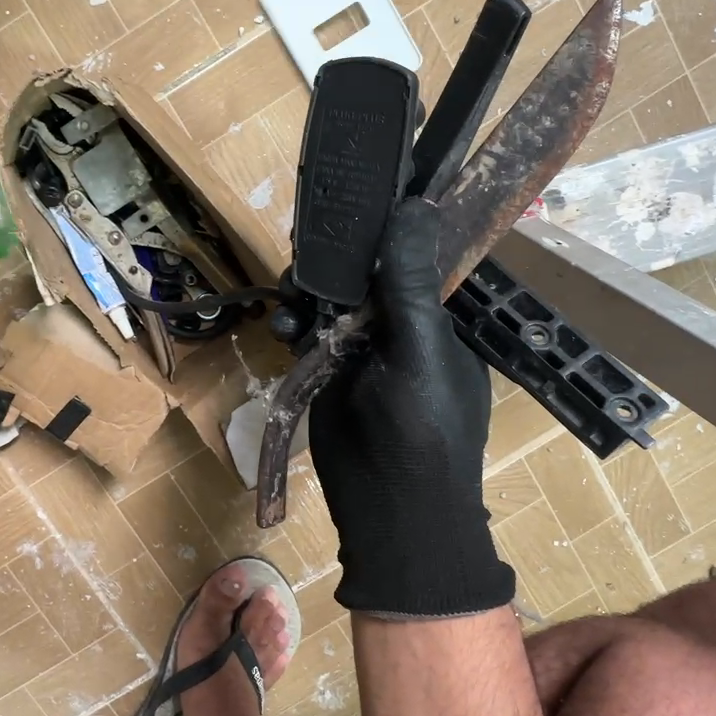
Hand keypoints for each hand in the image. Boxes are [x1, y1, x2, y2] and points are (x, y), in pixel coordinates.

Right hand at [309, 199, 513, 617]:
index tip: (346, 207)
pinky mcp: (326, 371)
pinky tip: (283, 329)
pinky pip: (306, 333)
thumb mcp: (420, 350)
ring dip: (304, 294)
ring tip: (289, 300)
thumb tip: (415, 206)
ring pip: (326, 301)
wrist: (391, 509)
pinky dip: (292, 324)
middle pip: (359, 276)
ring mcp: (358, 350)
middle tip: (302, 253)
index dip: (377, 233)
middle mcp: (396, 328)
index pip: (405, 260)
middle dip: (330, 265)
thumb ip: (408, 284)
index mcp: (433, 320)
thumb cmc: (422, 429)